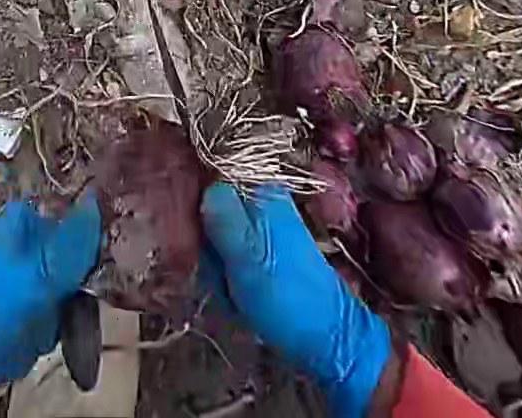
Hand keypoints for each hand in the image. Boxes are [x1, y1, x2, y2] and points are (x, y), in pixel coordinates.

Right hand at [201, 183, 392, 417]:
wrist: (325, 333)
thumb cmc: (285, 293)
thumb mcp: (245, 254)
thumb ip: (222, 216)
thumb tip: (205, 188)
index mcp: (259, 190)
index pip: (207, 187)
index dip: (196, 218)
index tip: (201, 248)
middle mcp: (262, 199)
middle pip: (210, 215)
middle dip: (208, 249)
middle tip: (222, 278)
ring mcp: (265, 225)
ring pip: (218, 240)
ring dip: (217, 269)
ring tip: (233, 292)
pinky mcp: (266, 249)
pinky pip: (232, 256)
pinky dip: (230, 278)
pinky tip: (240, 296)